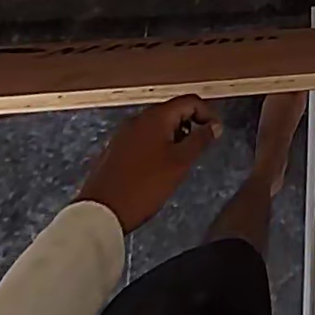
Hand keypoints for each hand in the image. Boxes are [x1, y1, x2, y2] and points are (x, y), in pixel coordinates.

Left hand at [75, 94, 221, 231]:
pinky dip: (156, 144)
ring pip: (157, 125)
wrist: (99, 213)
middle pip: (173, 111)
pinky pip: (142, 137)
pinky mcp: (114, 149)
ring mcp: (123, 133)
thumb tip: (215, 125)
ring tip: (179, 160)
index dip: (207, 114)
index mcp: (156, 117)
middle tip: (199, 148)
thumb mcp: (180, 163)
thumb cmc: (145, 185)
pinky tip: (157, 167)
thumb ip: (200, 140)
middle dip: (190, 125)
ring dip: (174, 136)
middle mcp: (139, 118)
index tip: (215, 133)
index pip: (190, 101)